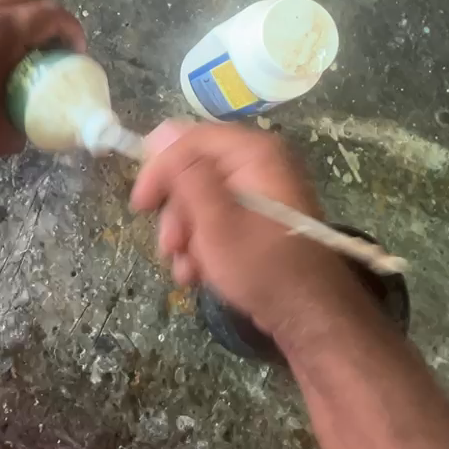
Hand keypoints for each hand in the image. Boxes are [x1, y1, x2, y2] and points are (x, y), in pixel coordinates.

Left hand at [0, 0, 85, 157]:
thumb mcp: (0, 131)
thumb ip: (26, 126)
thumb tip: (36, 126)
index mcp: (5, 30)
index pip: (53, 15)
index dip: (71, 31)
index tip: (74, 52)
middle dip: (49, 16)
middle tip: (52, 44)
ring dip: (20, 1)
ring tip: (24, 26)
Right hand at [130, 119, 370, 344]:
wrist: (307, 316)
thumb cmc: (262, 266)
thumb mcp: (216, 219)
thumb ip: (187, 173)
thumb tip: (162, 132)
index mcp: (253, 152)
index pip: (188, 139)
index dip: (159, 168)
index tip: (140, 204)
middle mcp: (255, 163)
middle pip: (191, 171)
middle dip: (175, 212)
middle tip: (170, 245)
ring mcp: (256, 191)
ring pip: (197, 199)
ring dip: (184, 234)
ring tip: (186, 266)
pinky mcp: (253, 218)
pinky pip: (213, 218)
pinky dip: (199, 244)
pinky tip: (197, 272)